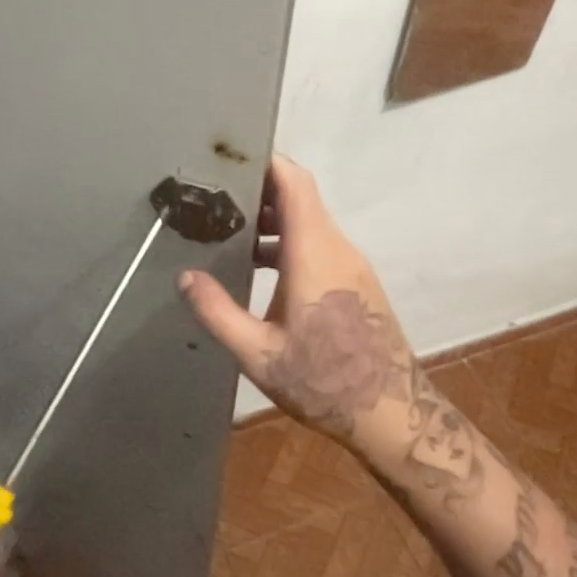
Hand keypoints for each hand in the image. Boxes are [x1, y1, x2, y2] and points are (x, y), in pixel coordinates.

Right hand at [179, 155, 414, 444]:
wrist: (391, 414)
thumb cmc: (323, 382)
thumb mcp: (257, 353)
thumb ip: (217, 312)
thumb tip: (184, 277)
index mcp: (313, 252)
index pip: (294, 181)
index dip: (264, 162)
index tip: (228, 162)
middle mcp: (336, 247)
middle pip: (300, 196)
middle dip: (258, 192)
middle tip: (214, 202)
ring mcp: (352, 264)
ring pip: (310, 222)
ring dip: (273, 221)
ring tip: (229, 236)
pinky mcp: (357, 282)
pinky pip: (320, 244)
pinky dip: (290, 243)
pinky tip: (260, 269)